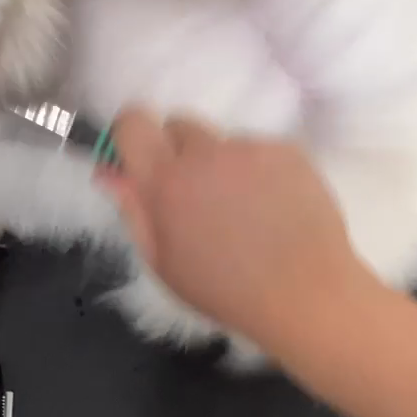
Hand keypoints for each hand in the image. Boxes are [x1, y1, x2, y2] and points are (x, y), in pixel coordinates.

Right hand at [99, 111, 376, 341]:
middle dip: (178, 153)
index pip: (133, 121)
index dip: (131, 136)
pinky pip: (259, 150)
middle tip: (195, 197)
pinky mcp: (288, 150)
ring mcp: (251, 148)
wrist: (306, 294)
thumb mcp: (164, 264)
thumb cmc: (225, 291)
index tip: (140, 160)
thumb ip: (133, 211)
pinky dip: (258, 171)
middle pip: (178, 125)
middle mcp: (206, 152)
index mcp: (167, 182)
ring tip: (242, 212)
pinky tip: (271, 209)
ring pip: (221, 141)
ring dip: (220, 165)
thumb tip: (110, 172)